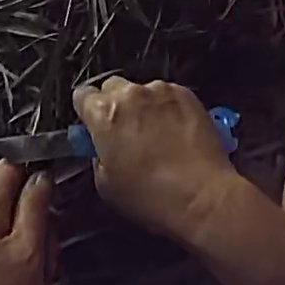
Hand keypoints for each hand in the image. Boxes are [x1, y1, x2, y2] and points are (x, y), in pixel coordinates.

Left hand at [0, 160, 53, 284]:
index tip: (57, 196)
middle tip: (48, 254)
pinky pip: (1, 252)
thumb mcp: (28, 249)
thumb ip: (37, 203)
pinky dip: (19, 268)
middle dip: (40, 223)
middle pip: (16, 198)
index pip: (13, 162)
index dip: (39, 173)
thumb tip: (43, 173)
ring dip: (33, 251)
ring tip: (38, 281)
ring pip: (13, 228)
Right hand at [72, 77, 242, 243]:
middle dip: (114, 105)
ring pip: (142, 91)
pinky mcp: (185, 93)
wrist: (202, 196)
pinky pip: (167, 95)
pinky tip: (177, 131)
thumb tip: (102, 145)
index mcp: (104, 113)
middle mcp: (130, 93)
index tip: (93, 124)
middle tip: (125, 131)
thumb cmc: (149, 197)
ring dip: (143, 106)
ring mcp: (160, 90)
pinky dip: (167, 108)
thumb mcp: (106, 185)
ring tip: (157, 134)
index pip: (82, 95)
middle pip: (112, 87)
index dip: (86, 110)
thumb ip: (97, 155)